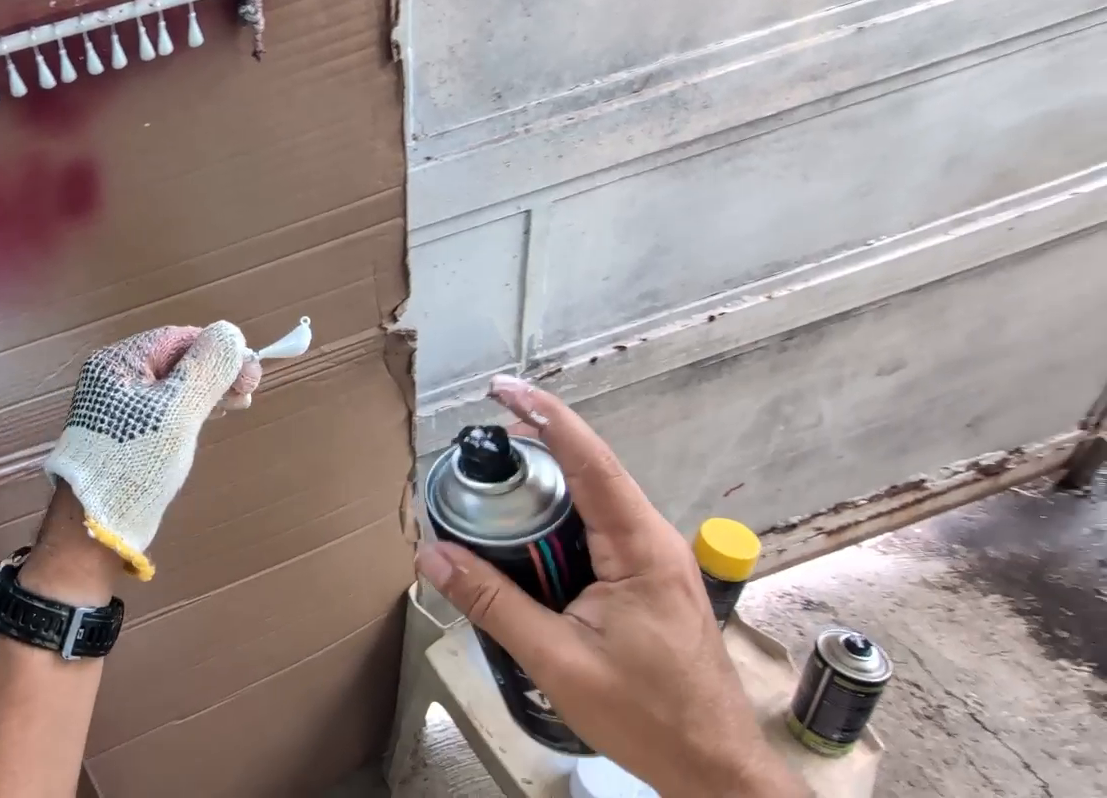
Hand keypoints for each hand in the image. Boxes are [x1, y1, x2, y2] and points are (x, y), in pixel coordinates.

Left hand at [43, 322, 259, 580]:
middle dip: (215, 370)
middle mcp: (114, 377)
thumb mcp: (177, 410)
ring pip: (174, 384)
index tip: (250, 370)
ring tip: (240, 402)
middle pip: (176, 359)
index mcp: (118, 362)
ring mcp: (119, 405)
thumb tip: (229, 332)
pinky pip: (167, 407)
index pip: (177, 338)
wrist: (99, 524)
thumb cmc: (136, 461)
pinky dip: (194, 407)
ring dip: (209, 389)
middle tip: (249, 390)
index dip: (217, 349)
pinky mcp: (127, 431)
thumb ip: (205, 368)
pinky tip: (215, 414)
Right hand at [416, 376, 806, 797]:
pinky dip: (551, 521)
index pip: (589, 461)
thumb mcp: (557, 661)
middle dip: (530, 452)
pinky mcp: (644, 577)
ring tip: (489, 497)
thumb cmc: (649, 717)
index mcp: (638, 548)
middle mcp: (650, 540)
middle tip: (477, 455)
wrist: (715, 770)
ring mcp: (651, 557)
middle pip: (585, 471)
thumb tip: (433, 555)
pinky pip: (591, 529)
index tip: (502, 389)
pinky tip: (522, 542)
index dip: (545, 417)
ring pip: (587, 500)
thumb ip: (493, 603)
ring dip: (538, 491)